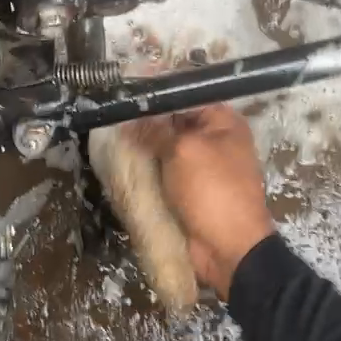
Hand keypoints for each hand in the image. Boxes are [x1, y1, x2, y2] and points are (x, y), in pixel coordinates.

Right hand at [128, 106, 275, 299]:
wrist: (229, 251)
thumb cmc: (213, 190)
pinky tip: (122, 161)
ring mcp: (203, 166)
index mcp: (223, 122)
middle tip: (114, 113)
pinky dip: (147, 168)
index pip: (186, 94)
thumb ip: (155, 129)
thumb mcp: (183, 151)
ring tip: (111, 135)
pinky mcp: (190, 190)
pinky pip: (165, 171)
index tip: (127, 88)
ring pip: (166, 147)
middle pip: (175, 120)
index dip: (157, 90)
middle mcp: (215, 139)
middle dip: (147, 119)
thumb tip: (128, 115)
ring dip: (144, 145)